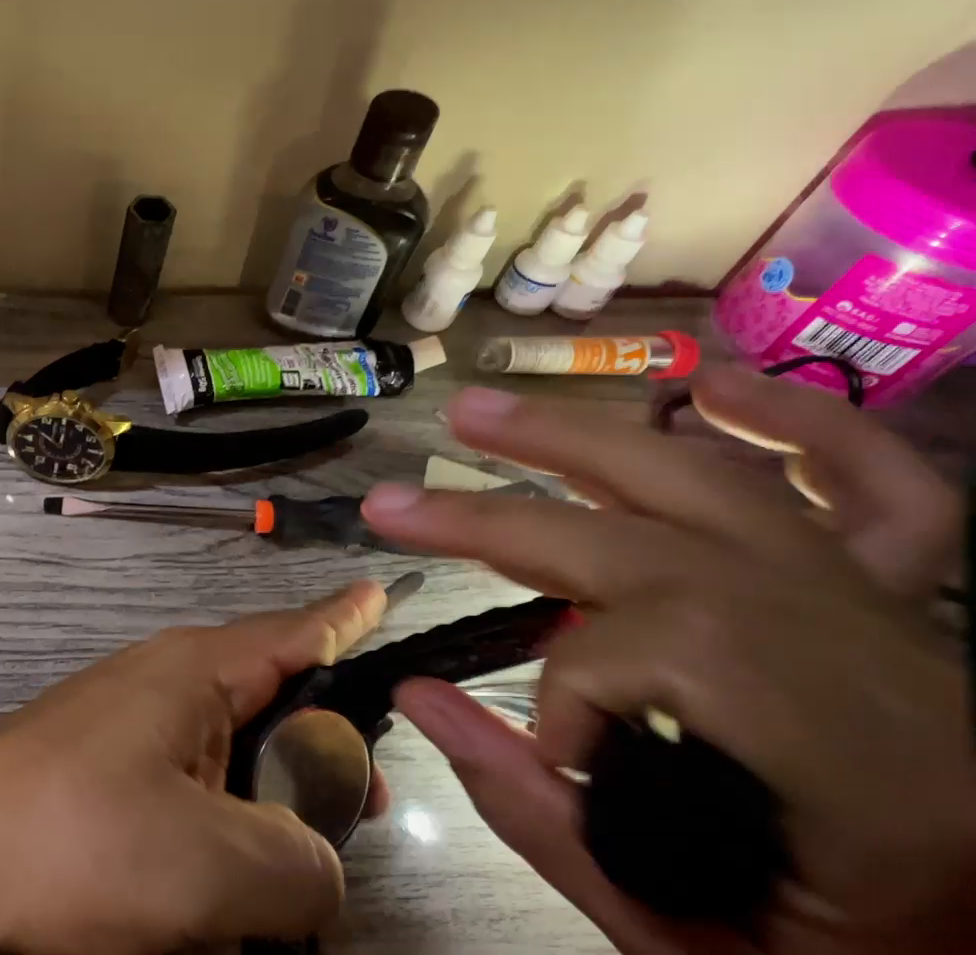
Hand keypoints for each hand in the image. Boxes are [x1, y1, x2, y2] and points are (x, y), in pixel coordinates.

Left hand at [0, 581, 390, 952]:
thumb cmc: (73, 843)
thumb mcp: (216, 866)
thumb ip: (304, 863)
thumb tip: (317, 867)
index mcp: (194, 671)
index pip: (296, 631)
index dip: (349, 617)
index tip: (386, 594)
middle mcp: (159, 686)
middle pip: (270, 704)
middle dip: (319, 757)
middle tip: (358, 809)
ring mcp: (123, 734)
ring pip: (227, 767)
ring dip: (260, 819)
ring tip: (273, 888)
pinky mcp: (96, 782)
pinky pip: (181, 801)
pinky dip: (208, 846)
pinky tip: (205, 902)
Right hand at [362, 367, 975, 953]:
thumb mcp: (688, 943)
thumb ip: (546, 824)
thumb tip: (420, 698)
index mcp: (866, 770)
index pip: (677, 655)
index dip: (574, 691)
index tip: (555, 759)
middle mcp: (882, 656)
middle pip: (655, 544)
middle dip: (501, 521)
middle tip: (391, 507)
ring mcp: (893, 613)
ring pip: (722, 487)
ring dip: (584, 443)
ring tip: (479, 413)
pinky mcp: (894, 598)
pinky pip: (869, 489)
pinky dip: (792, 425)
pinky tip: (705, 387)